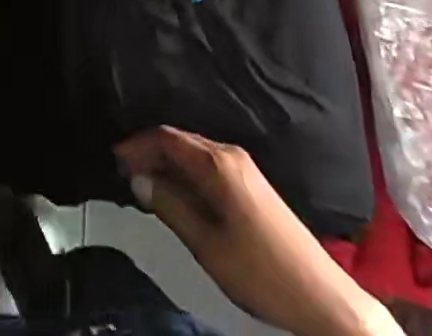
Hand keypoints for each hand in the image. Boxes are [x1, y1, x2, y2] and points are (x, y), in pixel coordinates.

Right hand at [115, 128, 400, 335]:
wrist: (318, 293)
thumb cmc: (260, 270)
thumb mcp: (206, 243)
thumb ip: (171, 206)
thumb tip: (138, 179)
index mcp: (219, 164)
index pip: (169, 138)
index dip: (138, 144)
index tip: (113, 158)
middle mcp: (231, 155)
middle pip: (181, 140)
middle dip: (148, 151)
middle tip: (120, 172)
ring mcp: (243, 167)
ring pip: (193, 152)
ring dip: (165, 162)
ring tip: (139, 182)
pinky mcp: (249, 183)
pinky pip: (206, 164)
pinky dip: (183, 171)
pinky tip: (172, 191)